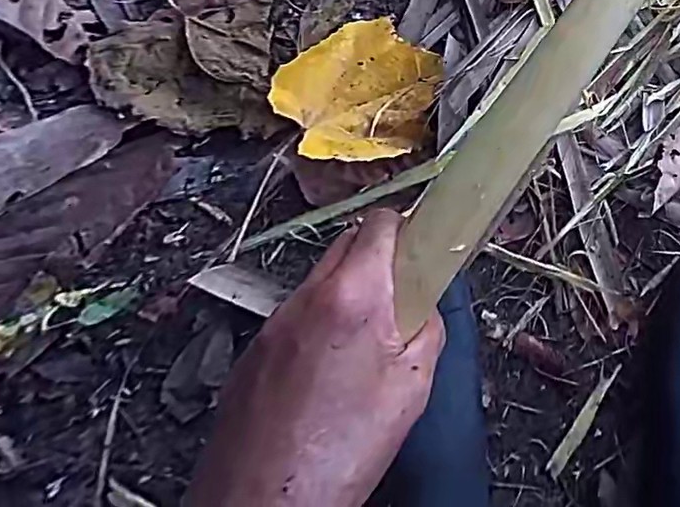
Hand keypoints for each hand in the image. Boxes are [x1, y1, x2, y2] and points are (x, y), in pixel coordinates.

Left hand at [185, 209, 443, 506]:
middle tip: (399, 295)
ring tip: (363, 344)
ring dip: (347, 290)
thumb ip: (427, 326)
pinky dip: (318, 322)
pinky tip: (328, 371)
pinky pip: (296, 313)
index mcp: (352, 296)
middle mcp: (307, 299)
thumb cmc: (336, 458)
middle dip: (379, 256)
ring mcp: (273, 324)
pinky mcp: (252, 352)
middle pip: (350, 240)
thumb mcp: (412, 386)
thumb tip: (424, 303)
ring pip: (321, 277)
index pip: (382, 222)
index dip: (407, 228)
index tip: (421, 246)